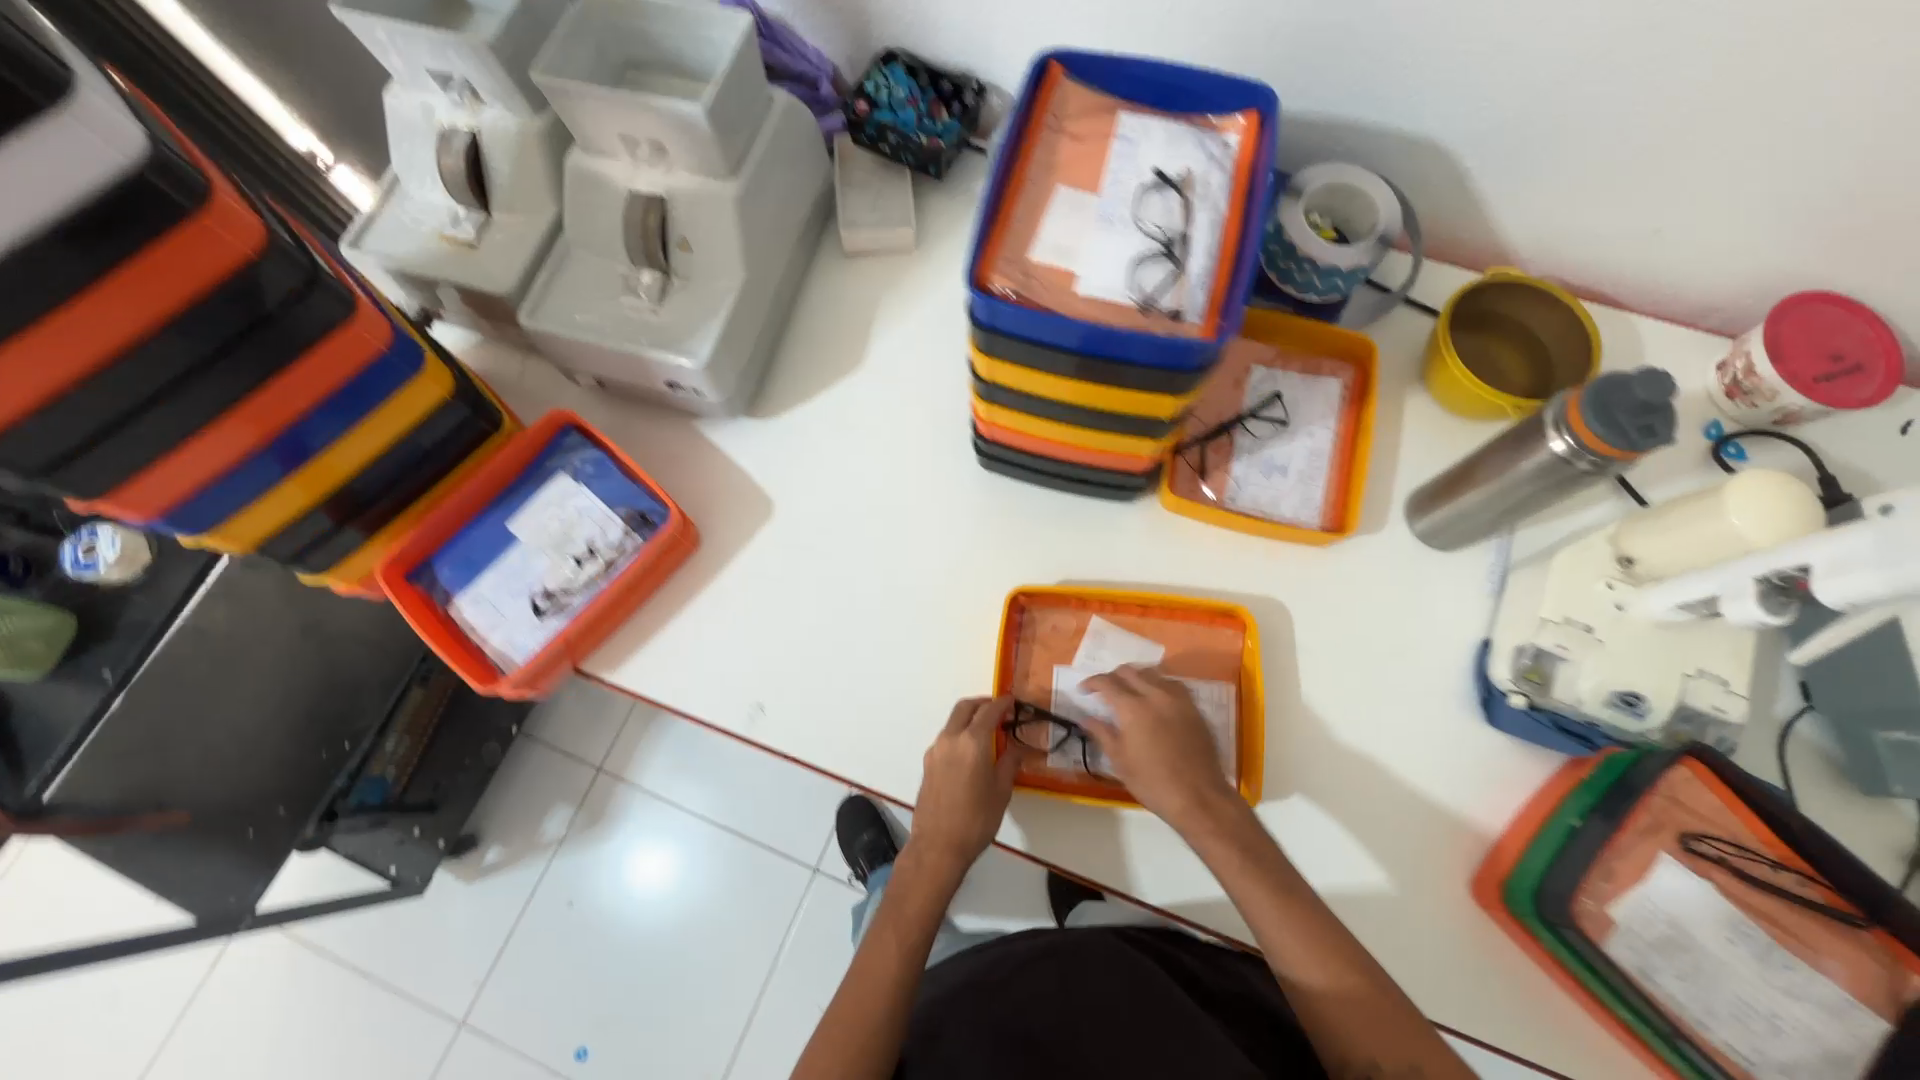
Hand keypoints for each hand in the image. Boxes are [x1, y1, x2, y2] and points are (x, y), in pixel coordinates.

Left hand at [908, 696, 1029, 877]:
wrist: (938, 845)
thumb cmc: (976, 820)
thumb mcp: (1001, 791)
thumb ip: (1009, 763)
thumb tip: (1016, 748)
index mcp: (972, 742)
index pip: (989, 711)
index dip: (1003, 703)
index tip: (1013, 701)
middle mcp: (950, 739)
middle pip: (965, 708)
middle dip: (983, 704)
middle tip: (999, 710)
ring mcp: (935, 750)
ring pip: (953, 722)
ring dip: (970, 719)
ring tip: (988, 732)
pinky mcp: (928, 763)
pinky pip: (946, 738)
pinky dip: (960, 734)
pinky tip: (972, 752)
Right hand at [1080, 666, 1241, 830]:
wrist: (1198, 796)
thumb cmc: (1153, 782)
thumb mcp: (1120, 761)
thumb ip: (1102, 733)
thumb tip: (1086, 719)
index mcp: (1132, 708)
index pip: (1107, 682)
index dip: (1091, 683)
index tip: (1083, 691)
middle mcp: (1155, 695)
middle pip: (1129, 671)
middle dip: (1112, 677)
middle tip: (1103, 692)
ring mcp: (1178, 699)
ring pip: (1152, 673)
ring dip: (1135, 677)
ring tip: (1129, 693)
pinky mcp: (1194, 707)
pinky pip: (1172, 684)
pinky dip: (1158, 684)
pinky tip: (1155, 699)